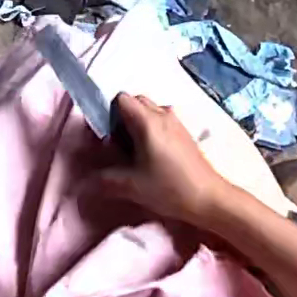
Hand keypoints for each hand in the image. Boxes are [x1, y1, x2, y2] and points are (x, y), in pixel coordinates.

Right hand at [96, 93, 238, 228]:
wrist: (208, 197)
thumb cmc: (169, 188)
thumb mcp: (132, 186)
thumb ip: (105, 179)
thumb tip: (87, 179)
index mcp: (147, 120)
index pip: (121, 98)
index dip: (109, 113)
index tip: (107, 136)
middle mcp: (162, 113)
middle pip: (135, 101)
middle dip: (121, 117)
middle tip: (118, 145)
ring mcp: (176, 120)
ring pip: (149, 109)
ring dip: (137, 122)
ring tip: (134, 151)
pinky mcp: (184, 130)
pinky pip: (161, 118)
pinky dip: (151, 128)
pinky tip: (152, 154)